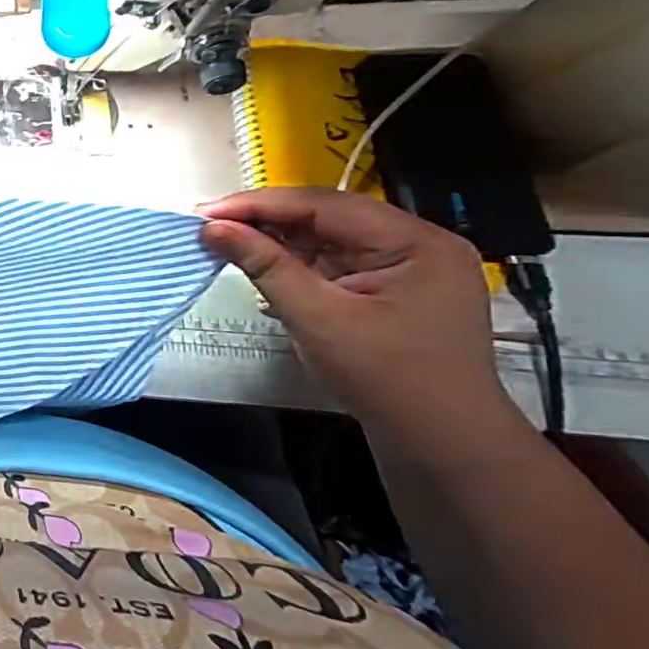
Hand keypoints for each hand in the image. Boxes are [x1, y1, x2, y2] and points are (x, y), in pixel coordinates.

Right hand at [196, 187, 513, 434]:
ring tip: (226, 239)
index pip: (323, 205)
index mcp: (415, 241)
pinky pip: (334, 260)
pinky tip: (261, 261)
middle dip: (266, 219)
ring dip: (277, 240)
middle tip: (210, 223)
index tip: (207, 212)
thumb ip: (264, 266)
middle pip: (327, 216)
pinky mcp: (390, 287)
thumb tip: (212, 229)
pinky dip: (296, 261)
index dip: (259, 204)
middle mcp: (416, 242)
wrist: (441, 444)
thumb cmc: (385, 379)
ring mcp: (405, 266)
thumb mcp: (317, 318)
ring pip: (327, 237)